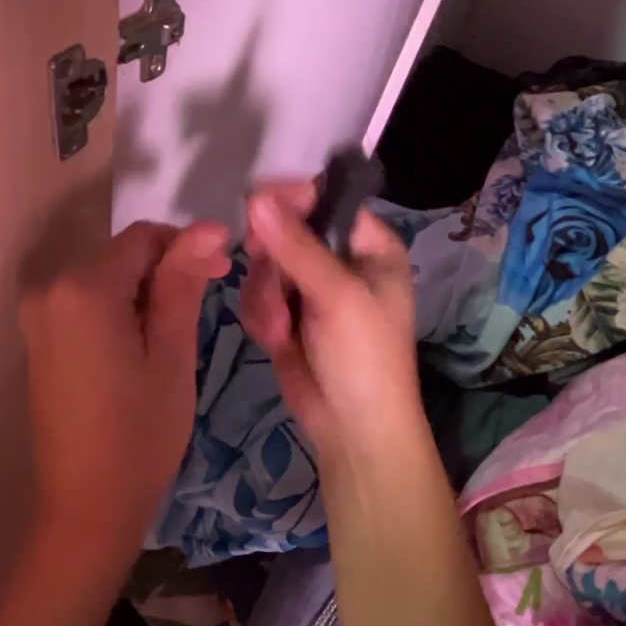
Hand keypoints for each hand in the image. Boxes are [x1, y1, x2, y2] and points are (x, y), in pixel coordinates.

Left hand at [20, 220, 229, 561]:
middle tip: (208, 304)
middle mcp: (50, 290)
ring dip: (145, 292)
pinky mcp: (37, 341)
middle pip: (121, 255)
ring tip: (179, 333)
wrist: (86, 507)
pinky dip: (119, 311)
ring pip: (105, 279)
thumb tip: (209, 227)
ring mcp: (37, 317)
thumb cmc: (141, 433)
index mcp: (83, 287)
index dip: (188, 246)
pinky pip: (86, 305)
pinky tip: (144, 346)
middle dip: (167, 269)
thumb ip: (183, 283)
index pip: (144, 236)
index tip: (225, 272)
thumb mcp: (173, 354)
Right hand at [239, 182, 423, 458]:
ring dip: (265, 297)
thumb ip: (296, 246)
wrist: (353, 430)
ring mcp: (310, 286)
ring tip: (281, 330)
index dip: (290, 200)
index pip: (324, 198)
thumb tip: (257, 196)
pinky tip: (275, 339)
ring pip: (264, 264)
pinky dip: (260, 315)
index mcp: (369, 244)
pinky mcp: (286, 312)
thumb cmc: (363, 357)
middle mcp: (340, 258)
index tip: (256, 208)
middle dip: (273, 266)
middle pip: (284, 229)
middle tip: (275, 289)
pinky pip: (256, 292)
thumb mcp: (336, 296)